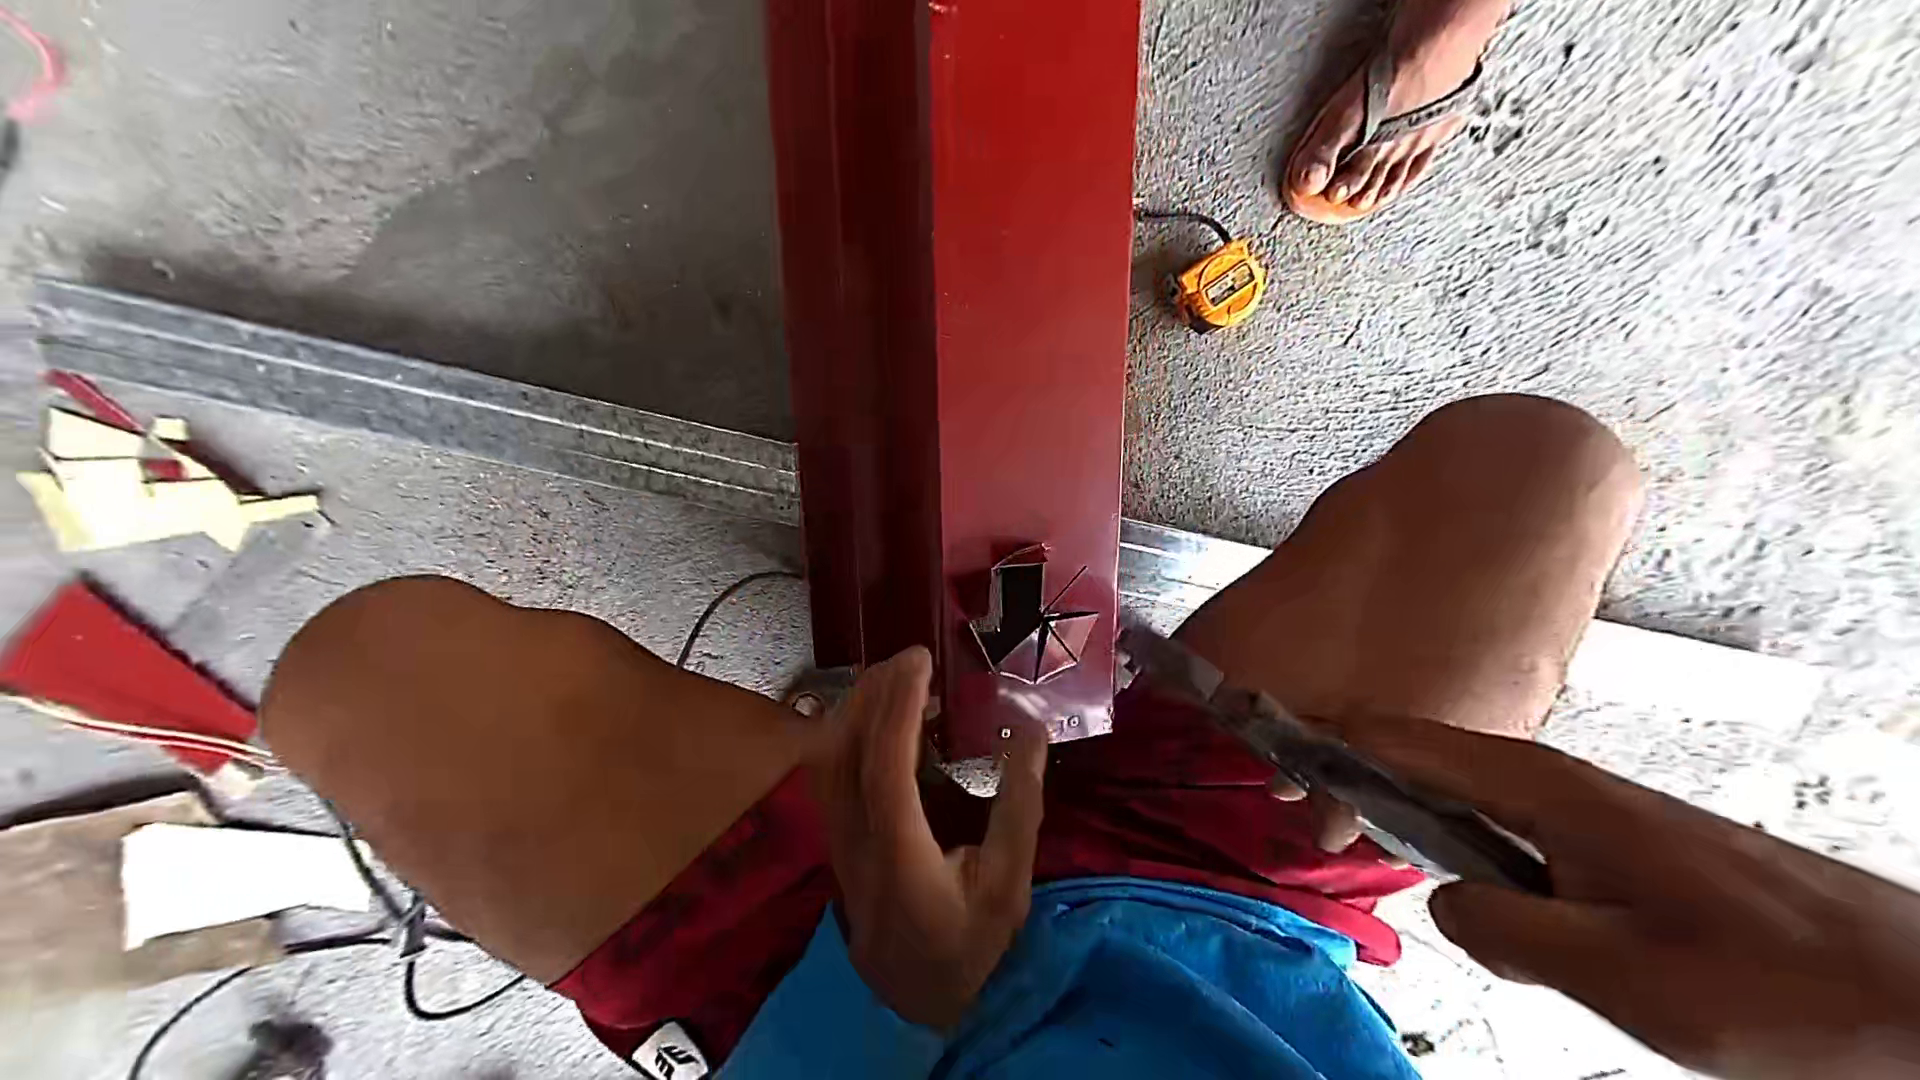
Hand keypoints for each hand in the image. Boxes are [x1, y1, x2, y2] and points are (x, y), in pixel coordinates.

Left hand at [809, 646, 1047, 1029]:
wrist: (912, 994)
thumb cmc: (967, 941)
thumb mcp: (1009, 883)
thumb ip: (1020, 807)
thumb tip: (1030, 732)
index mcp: (899, 850)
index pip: (886, 762)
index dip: (899, 704)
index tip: (921, 660)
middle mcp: (855, 836)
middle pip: (847, 747)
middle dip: (876, 690)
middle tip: (912, 657)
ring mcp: (837, 833)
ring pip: (829, 754)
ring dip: (859, 703)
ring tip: (898, 676)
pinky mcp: (836, 831)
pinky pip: (830, 765)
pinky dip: (850, 726)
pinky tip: (881, 714)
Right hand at [1342, 714, 1919, 1078]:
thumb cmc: (1794, 988)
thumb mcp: (1634, 982)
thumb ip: (1507, 929)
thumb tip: (1440, 901)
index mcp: (1538, 787)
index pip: (1398, 739)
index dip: (1327, 739)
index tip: (1275, 755)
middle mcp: (1545, 777)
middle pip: (1411, 752)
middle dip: (1348, 773)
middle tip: (1303, 810)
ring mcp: (1569, 801)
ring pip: (1448, 786)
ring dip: (1395, 806)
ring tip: (1360, 841)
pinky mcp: (1590, 831)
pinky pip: (1489, 818)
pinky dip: (1444, 833)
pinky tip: (1449, 874)